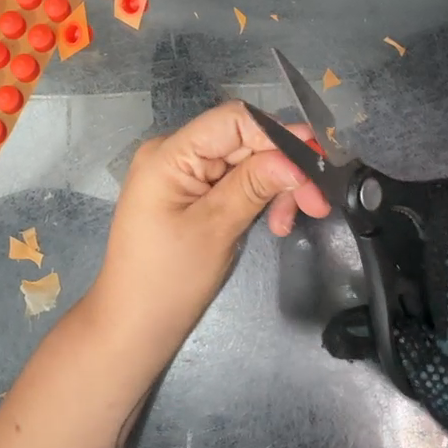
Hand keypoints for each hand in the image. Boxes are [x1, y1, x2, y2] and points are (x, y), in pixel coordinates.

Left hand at [85, 102, 328, 349]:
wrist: (133, 327)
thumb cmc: (168, 280)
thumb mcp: (216, 229)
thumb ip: (254, 185)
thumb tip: (298, 157)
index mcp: (170, 153)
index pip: (234, 120)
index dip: (277, 136)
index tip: (313, 165)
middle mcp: (174, 153)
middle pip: (243, 141)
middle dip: (282, 168)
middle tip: (315, 203)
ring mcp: (182, 173)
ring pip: (244, 162)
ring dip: (275, 186)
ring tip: (290, 224)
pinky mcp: (191, 194)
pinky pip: (232, 181)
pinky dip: (258, 197)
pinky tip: (274, 223)